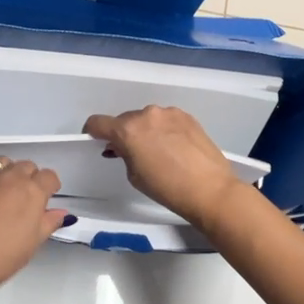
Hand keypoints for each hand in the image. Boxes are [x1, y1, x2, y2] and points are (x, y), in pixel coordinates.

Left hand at [0, 158, 67, 299]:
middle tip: (25, 198)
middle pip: (26, 166)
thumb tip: (60, 213)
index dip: (50, 186)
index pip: (49, 177)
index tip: (48, 196)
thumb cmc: (0, 257)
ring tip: (2, 191)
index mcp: (32, 191)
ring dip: (7, 172)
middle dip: (29, 178)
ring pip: (2, 162)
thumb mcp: (31, 244)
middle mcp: (10, 177)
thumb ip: (47, 223)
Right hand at [83, 106, 246, 227]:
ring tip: (157, 151)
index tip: (97, 140)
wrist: (209, 189)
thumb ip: (124, 154)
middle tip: (132, 153)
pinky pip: (166, 120)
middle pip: (124, 120)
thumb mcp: (134, 175)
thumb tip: (124, 147)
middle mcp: (146, 115)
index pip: (98, 122)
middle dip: (124, 134)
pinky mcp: (187, 116)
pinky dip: (163, 130)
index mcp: (127, 130)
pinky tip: (174, 148)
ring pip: (147, 119)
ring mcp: (168, 113)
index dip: (93, 132)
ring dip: (145, 130)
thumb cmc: (167, 188)